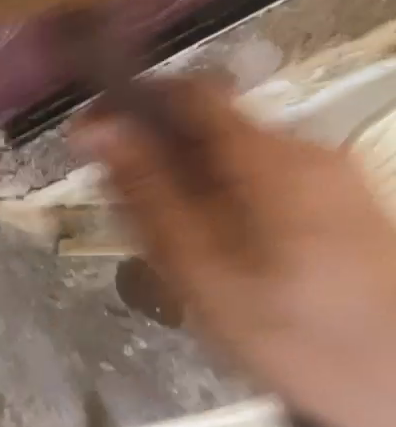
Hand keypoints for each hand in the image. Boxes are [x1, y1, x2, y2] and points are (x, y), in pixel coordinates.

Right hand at [73, 79, 395, 426]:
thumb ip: (142, 188)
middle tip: (122, 210)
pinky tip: (214, 248)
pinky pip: (256, 174)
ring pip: (226, 152)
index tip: (83, 138)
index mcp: (272, 161)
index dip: (124, 102)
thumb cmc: (290, 335)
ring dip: (182, 180)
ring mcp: (334, 176)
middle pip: (204, 124)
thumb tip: (95, 126)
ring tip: (168, 242)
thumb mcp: (192, 265)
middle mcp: (310, 152)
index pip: (184, 92)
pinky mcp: (344, 200)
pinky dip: (218, 195)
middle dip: (151, 155)